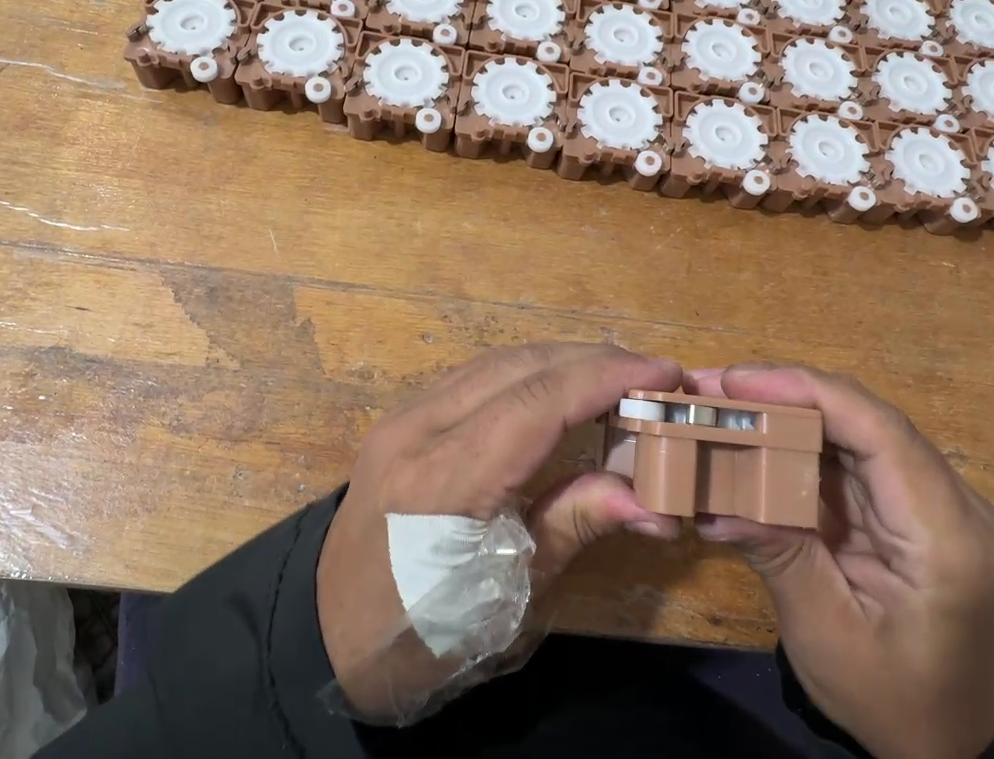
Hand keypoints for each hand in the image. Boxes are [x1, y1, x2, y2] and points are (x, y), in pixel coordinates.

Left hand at [317, 344, 682, 718]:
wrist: (329, 633)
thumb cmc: (423, 632)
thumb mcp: (506, 598)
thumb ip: (572, 528)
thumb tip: (652, 502)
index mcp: (443, 481)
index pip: (536, 402)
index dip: (605, 378)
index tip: (664, 374)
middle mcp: (418, 430)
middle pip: (519, 367)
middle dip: (594, 361)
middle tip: (655, 375)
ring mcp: (403, 418)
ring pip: (497, 362)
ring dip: (563, 360)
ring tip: (621, 375)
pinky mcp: (401, 419)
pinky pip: (476, 375)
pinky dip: (529, 371)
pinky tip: (561, 386)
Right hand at [690, 364, 993, 758]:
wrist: (950, 747)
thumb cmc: (892, 701)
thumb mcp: (824, 632)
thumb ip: (777, 553)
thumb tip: (711, 503)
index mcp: (948, 538)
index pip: (880, 433)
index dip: (807, 392)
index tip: (737, 380)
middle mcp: (956, 508)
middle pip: (868, 424)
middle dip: (788, 396)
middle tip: (714, 387)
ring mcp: (941, 508)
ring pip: (860, 436)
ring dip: (791, 416)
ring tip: (724, 405)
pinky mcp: (918, 514)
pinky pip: (858, 463)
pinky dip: (804, 448)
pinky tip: (759, 440)